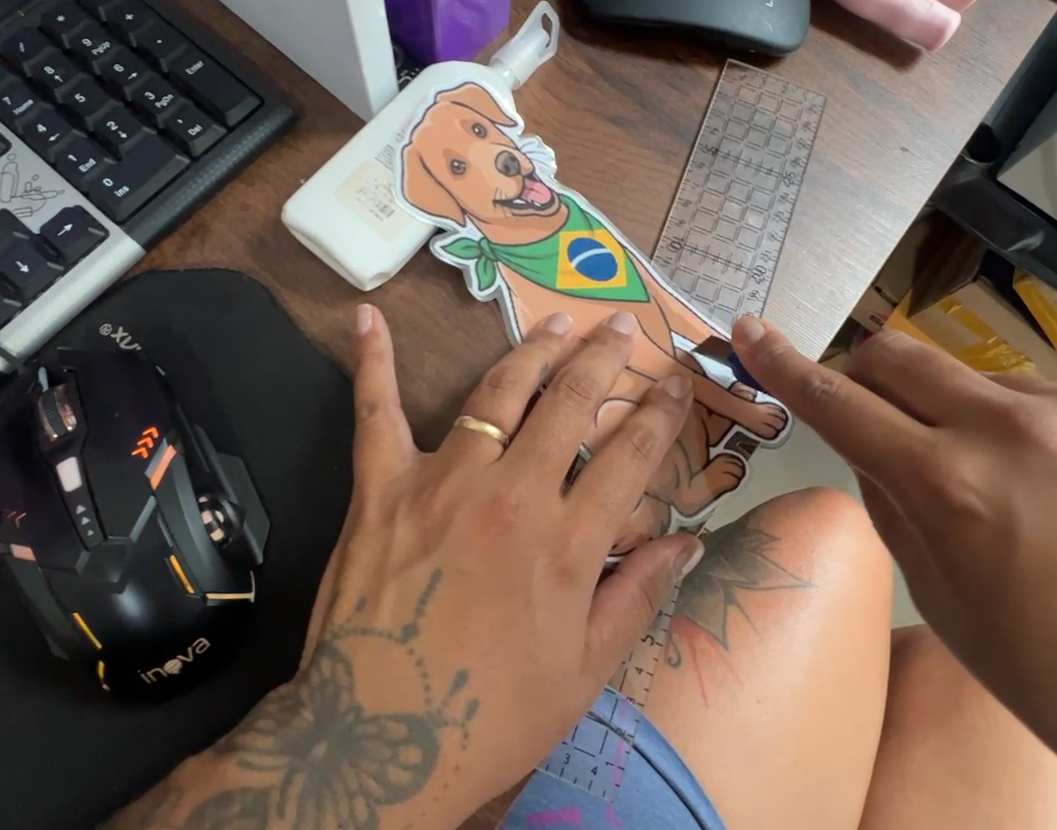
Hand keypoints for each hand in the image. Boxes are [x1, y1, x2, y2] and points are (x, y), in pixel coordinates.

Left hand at [118, 307, 702, 829]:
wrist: (379, 737)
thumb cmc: (493, 712)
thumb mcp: (585, 670)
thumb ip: (639, 597)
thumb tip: (689, 541)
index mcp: (568, 542)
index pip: (632, 457)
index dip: (661, 414)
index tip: (676, 383)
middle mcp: (513, 494)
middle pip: (570, 406)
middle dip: (601, 360)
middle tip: (617, 327)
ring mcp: (444, 481)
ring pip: (496, 394)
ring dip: (531, 353)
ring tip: (554, 325)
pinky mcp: (382, 486)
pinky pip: (376, 413)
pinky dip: (372, 363)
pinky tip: (367, 318)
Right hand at [732, 319, 1056, 829]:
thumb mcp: (951, 613)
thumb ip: (895, 514)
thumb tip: (875, 455)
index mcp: (953, 486)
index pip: (838, 402)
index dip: (785, 364)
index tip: (752, 330)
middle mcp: (1020, 429)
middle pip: (906, 356)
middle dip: (874, 373)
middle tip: (886, 413)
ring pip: (1001, 389)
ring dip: (988, 426)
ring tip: (1044, 502)